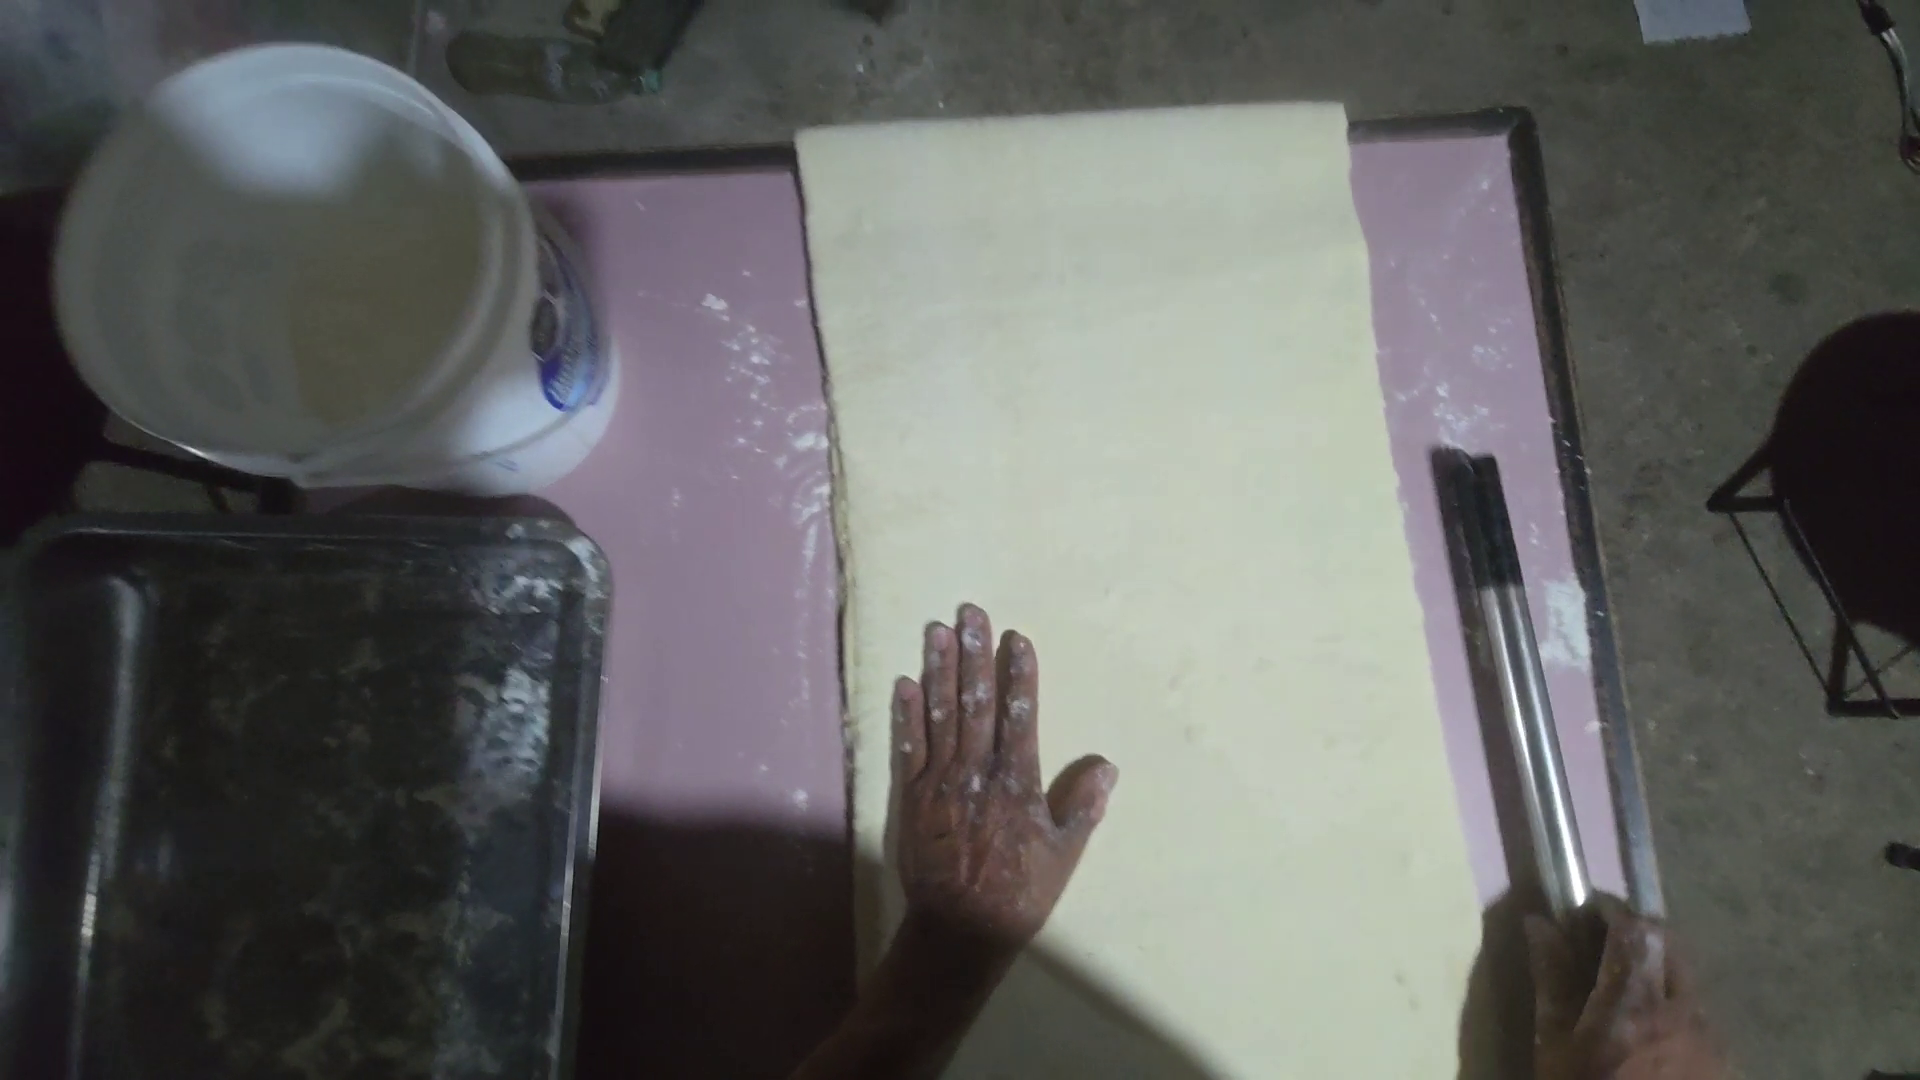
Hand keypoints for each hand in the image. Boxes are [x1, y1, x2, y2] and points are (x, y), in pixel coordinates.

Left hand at [891, 604, 1117, 949]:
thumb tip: (1107, 764)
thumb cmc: (1018, 892)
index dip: (1019, 674)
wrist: (958, 931)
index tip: (1016, 638)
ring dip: (939, 670)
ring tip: (937, 630)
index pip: (1020, 715)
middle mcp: (977, 770)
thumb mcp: (1063, 856)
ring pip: (940, 714)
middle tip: (970, 612)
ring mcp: (940, 780)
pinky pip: (908, 747)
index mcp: (1016, 781)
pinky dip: (906, 714)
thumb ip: (1083, 807)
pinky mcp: (912, 795)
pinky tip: (904, 682)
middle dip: (974, 654)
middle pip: (977, 702)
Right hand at [1526, 894, 1728, 1079]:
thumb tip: (1539, 922)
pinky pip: (1699, 1013)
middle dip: (1638, 932)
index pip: (1637, 931)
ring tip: (1624, 982)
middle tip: (1604, 938)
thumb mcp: (1553, 1037)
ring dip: (1658, 965)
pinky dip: (1673, 1000)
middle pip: (1672, 947)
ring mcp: (1712, 1042)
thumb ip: (1551, 974)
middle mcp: (1683, 1014)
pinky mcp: (1723, 1066)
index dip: (1613, 909)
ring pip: (1689, 979)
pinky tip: (1649, 1024)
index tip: (1587, 906)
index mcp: (1634, 1002)